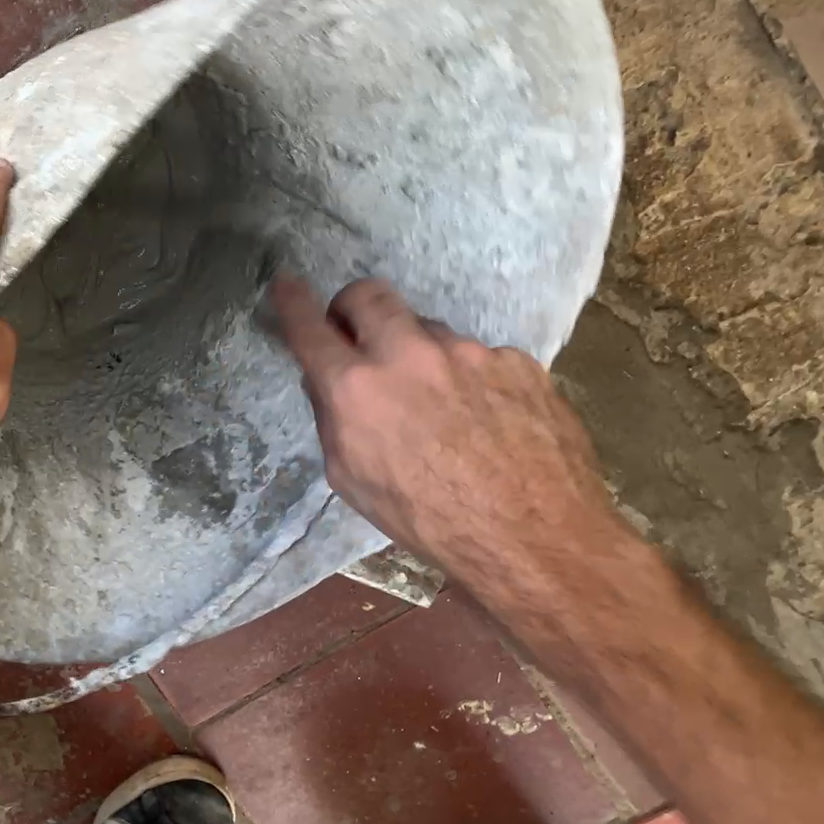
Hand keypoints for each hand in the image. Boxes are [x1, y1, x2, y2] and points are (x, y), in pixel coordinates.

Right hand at [265, 277, 630, 589]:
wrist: (536, 540)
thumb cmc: (426, 518)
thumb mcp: (350, 476)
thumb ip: (332, 418)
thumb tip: (326, 382)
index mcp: (356, 388)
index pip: (310, 329)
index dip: (292, 302)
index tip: (287, 283)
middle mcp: (408, 356)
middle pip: (369, 295)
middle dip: (353, 306)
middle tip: (358, 334)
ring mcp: (469, 353)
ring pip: (428, 330)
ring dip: (418, 352)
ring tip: (439, 401)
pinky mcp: (518, 363)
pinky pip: (479, 357)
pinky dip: (469, 377)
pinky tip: (486, 419)